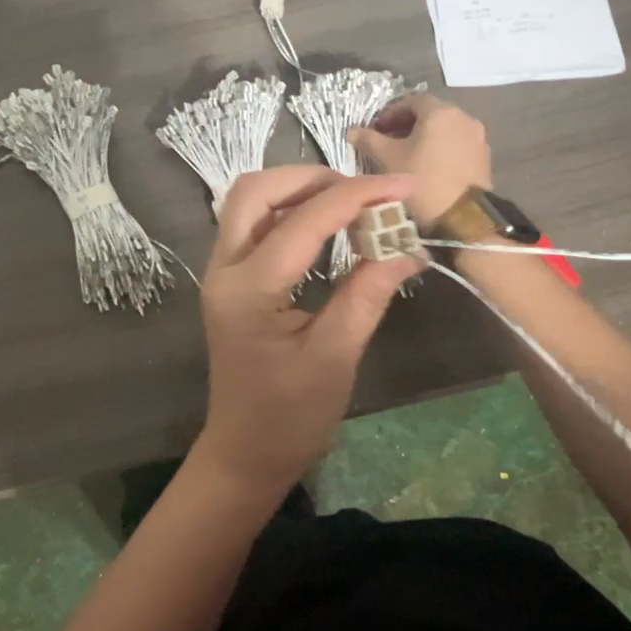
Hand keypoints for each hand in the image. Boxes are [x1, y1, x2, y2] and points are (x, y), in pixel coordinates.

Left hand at [194, 167, 424, 489]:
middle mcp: (224, 270)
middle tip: (366, 192)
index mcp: (248, 290)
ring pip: (250, 203)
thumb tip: (408, 248)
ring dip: (298, 192)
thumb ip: (367, 294)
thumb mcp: (336, 357)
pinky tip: (327, 226)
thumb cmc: (290, 416)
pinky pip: (253, 227)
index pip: (303, 221)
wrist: (245, 451)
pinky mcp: (230, 281)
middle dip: (312, 179)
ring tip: (352, 203)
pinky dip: (289, 214)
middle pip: (255, 191)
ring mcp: (221, 273)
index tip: (403, 185)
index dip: (356, 196)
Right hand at [348, 94, 491, 223]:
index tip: (377, 130)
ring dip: (425, 136)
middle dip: (407, 124)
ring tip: (408, 156)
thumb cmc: (420, 179)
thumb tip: (352, 131)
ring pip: (445, 128)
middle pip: (430, 113)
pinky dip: (441, 147)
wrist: (460, 217)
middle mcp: (463, 117)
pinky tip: (428, 166)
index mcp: (440, 112)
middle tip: (389, 142)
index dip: (391, 112)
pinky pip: (457, 143)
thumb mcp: (386, 158)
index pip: (412, 100)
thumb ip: (368, 140)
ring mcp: (477, 137)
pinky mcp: (484, 156)